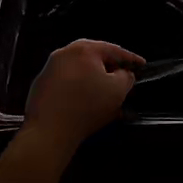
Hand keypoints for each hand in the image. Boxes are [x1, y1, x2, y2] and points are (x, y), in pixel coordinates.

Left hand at [23, 39, 142, 151]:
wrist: (47, 132)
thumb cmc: (86, 107)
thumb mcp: (117, 90)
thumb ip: (126, 77)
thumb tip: (124, 74)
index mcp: (84, 49)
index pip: (114, 50)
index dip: (131, 59)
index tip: (141, 65)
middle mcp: (64, 53)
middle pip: (95, 59)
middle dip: (111, 71)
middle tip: (123, 81)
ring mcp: (49, 69)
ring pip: (80, 72)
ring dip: (95, 82)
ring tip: (106, 98)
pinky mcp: (40, 86)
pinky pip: (67, 84)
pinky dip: (79, 91)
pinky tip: (86, 106)